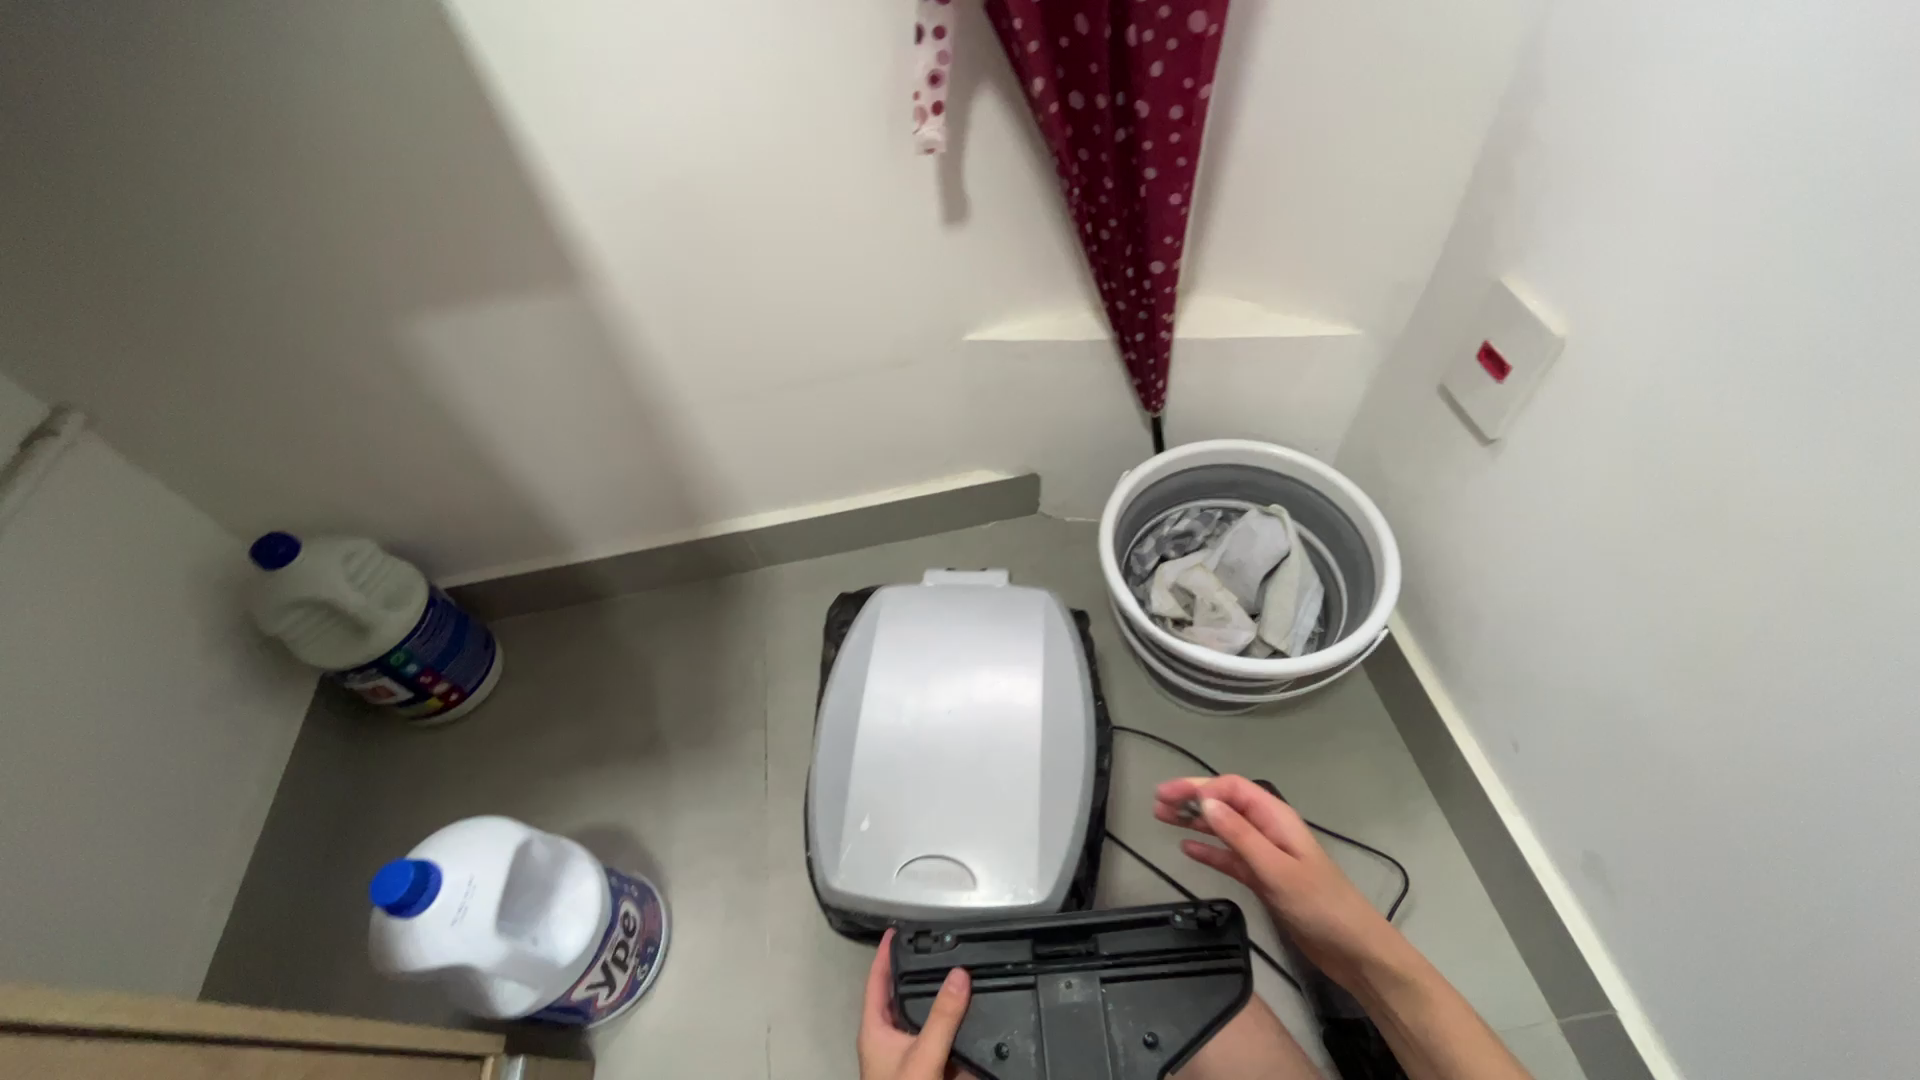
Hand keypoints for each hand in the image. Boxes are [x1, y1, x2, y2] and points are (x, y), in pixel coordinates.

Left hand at [858, 928, 973, 1079]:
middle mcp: (890, 1039)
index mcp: (876, 1030)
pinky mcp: (927, 1068)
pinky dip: (954, 1024)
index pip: (876, 980)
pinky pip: (942, 1038)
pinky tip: (969, 1015)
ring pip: (924, 1016)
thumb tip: (959, 974)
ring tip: (955, 971)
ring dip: (939, 997)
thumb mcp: (922, 1055)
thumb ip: (941, 1017)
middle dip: (916, 970)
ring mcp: (908, 1054)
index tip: (894, 930)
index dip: (884, 953)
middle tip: (932, 945)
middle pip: (901, 994)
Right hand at [1156, 774, 1405, 988]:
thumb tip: (1205, 801)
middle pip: (1224, 804)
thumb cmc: (1319, 904)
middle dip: (1191, 798)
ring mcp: (1265, 853)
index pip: (1231, 788)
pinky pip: (1228, 856)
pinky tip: (1186, 849)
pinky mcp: (1262, 877)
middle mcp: (1268, 829)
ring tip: (1162, 819)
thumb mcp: (1276, 868)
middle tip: (1157, 802)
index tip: (1167, 794)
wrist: (1353, 949)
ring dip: (1194, 820)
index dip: (1198, 786)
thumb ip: (1239, 834)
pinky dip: (1208, 850)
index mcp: (1275, 817)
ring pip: (1223, 827)